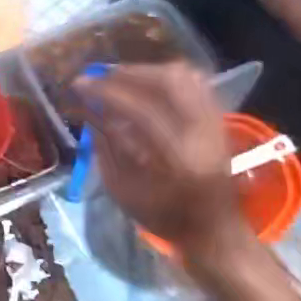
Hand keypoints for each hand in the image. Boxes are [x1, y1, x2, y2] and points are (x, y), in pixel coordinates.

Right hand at [75, 63, 249, 264]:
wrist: (214, 230)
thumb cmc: (165, 219)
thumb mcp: (124, 191)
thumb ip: (106, 147)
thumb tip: (89, 109)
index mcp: (177, 157)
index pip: (139, 109)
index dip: (106, 92)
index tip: (80, 85)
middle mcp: (202, 131)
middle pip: (167, 82)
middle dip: (129, 73)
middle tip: (101, 77)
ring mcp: (215, 122)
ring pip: (184, 76)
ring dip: (148, 71)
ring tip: (122, 78)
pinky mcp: (220, 118)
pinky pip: (196, 82)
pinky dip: (168, 77)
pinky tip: (148, 84)